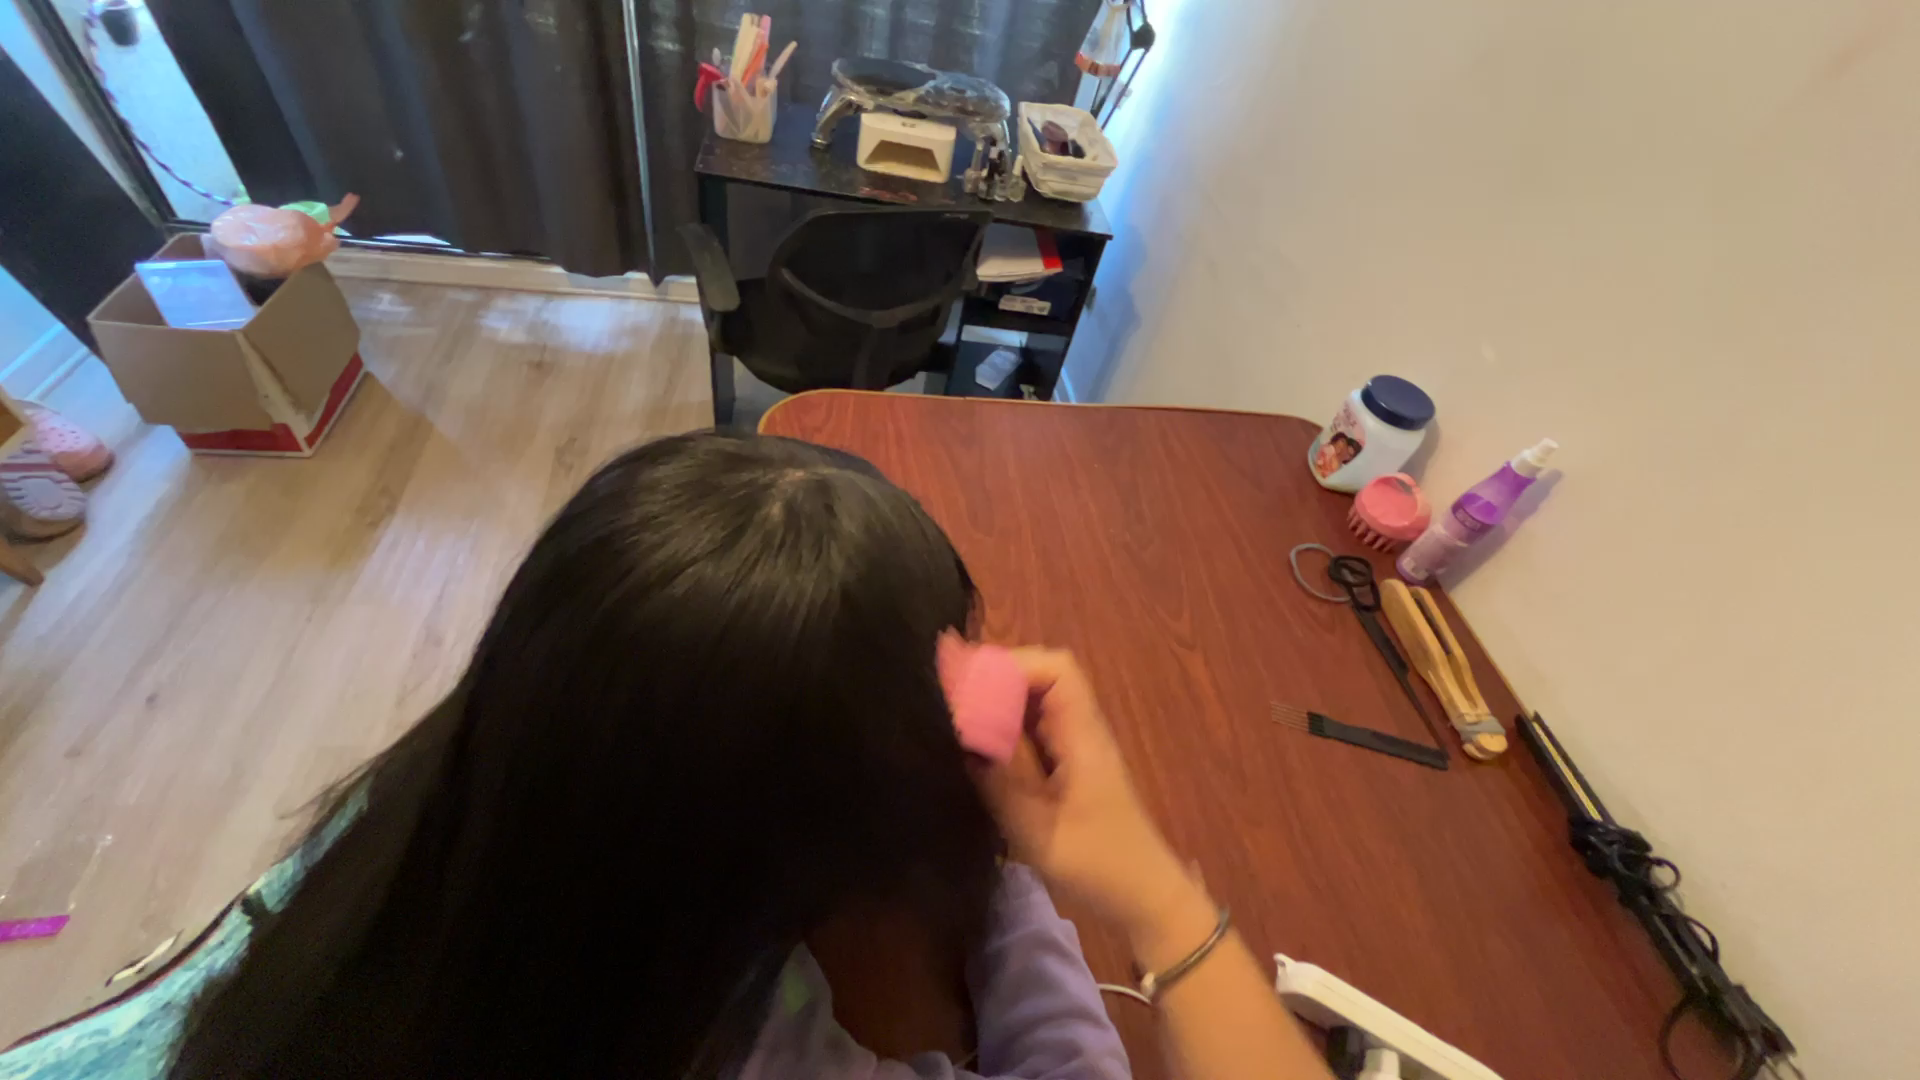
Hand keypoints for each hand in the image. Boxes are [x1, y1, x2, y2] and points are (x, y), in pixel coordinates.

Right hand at [975, 649, 1202, 942]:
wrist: (1144, 896)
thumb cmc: (1098, 864)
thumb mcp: (1039, 830)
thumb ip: (1000, 782)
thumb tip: (962, 739)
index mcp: (1082, 734)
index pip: (1056, 669)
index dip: (1013, 664)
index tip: (969, 685)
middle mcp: (1081, 728)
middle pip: (1043, 675)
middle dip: (997, 678)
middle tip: (952, 696)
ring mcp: (1077, 745)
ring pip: (1037, 700)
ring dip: (999, 700)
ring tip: (957, 715)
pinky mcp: (1070, 764)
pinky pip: (1035, 727)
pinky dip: (1006, 726)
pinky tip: (980, 745)